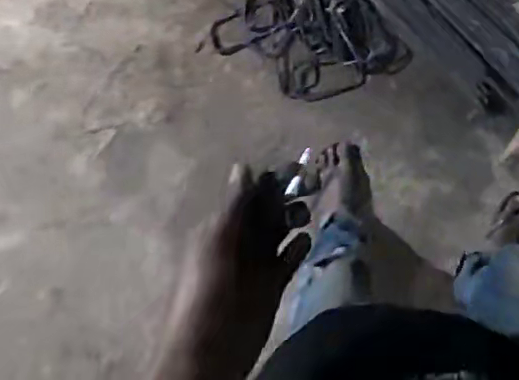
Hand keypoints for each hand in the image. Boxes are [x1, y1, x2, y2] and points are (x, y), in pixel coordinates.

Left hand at [153, 165, 301, 379]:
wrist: (207, 353)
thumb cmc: (206, 290)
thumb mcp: (216, 241)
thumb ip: (233, 204)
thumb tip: (244, 165)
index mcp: (224, 226)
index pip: (254, 191)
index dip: (275, 178)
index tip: (300, 168)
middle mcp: (243, 238)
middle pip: (272, 206)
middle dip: (291, 193)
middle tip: (312, 187)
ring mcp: (259, 261)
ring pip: (284, 227)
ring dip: (296, 217)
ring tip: (302, 221)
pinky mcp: (274, 282)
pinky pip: (292, 254)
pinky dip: (300, 246)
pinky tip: (300, 248)